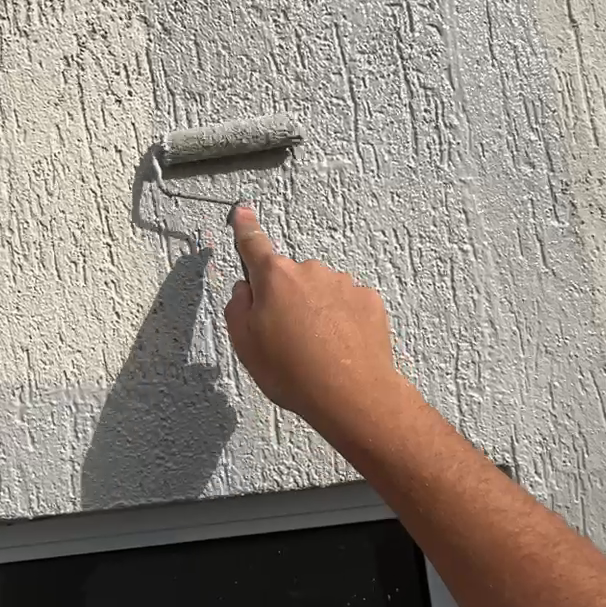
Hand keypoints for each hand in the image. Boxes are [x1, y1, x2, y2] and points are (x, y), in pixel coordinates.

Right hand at [223, 205, 412, 436]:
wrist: (351, 395)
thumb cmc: (293, 373)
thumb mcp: (245, 345)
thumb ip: (237, 308)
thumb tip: (246, 289)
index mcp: (274, 279)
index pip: (253, 244)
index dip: (245, 227)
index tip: (243, 211)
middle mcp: (309, 272)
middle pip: (288, 278)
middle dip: (284, 299)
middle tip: (285, 338)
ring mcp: (342, 284)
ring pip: (318, 292)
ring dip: (314, 312)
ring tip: (315, 350)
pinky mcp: (368, 300)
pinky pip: (345, 304)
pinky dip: (339, 321)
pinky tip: (337, 348)